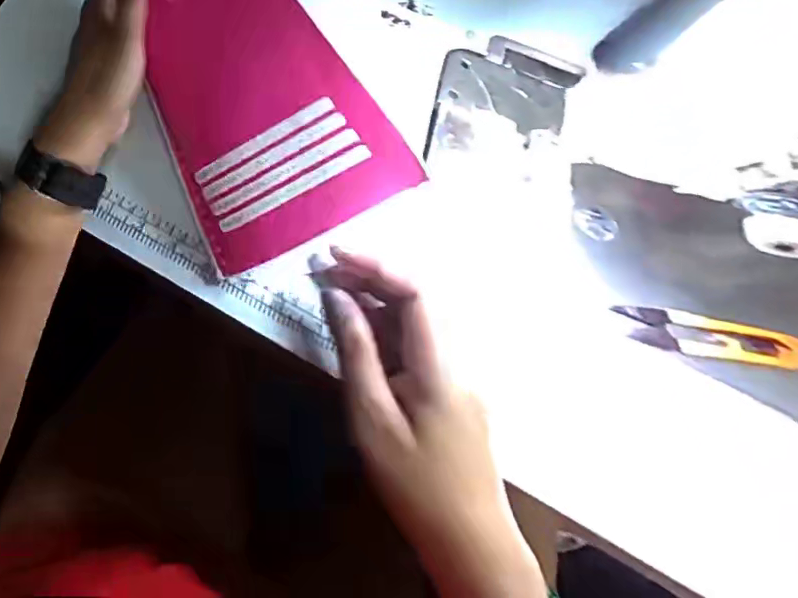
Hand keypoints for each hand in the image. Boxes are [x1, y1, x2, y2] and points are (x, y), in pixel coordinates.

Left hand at [33, 0, 146, 170]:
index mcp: (96, 15)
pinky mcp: (104, 72)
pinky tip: (149, 48)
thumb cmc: (110, 74)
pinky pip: (118, 47)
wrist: (91, 120)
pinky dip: (132, 41)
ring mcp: (96, 52)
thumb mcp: (127, 33)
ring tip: (158, 18)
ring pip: (112, 26)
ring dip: (130, 19)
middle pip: (108, 4)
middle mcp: (92, 30)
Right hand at [317, 249, 543, 597]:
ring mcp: (459, 370)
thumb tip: (338, 297)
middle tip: (326, 271)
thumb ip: (356, 351)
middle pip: (418, 295)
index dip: (375, 264)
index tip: (334, 255)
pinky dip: (389, 322)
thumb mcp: (372, 419)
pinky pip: (420, 336)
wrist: (471, 542)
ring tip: (335, 291)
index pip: (415, 291)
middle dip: (372, 275)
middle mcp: (457, 357)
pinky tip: (362, 325)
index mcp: (440, 364)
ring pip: (419, 314)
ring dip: (379, 296)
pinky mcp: (453, 383)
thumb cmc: (416, 484)